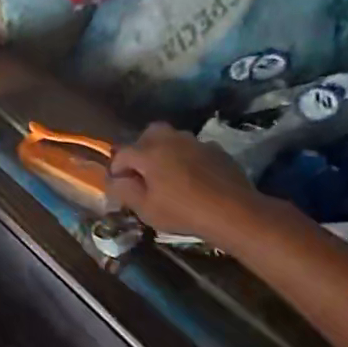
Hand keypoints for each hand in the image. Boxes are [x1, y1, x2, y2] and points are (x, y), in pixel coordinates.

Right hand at [108, 122, 265, 237]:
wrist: (233, 211)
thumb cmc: (182, 211)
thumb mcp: (145, 208)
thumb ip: (124, 190)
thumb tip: (114, 178)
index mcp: (149, 152)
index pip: (122, 153)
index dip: (117, 169)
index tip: (120, 186)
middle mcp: (171, 139)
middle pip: (148, 135)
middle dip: (140, 150)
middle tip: (142, 173)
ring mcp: (196, 142)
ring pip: (172, 139)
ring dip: (164, 152)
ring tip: (166, 176)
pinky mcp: (216, 150)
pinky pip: (192, 149)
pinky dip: (186, 158)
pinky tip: (191, 179)